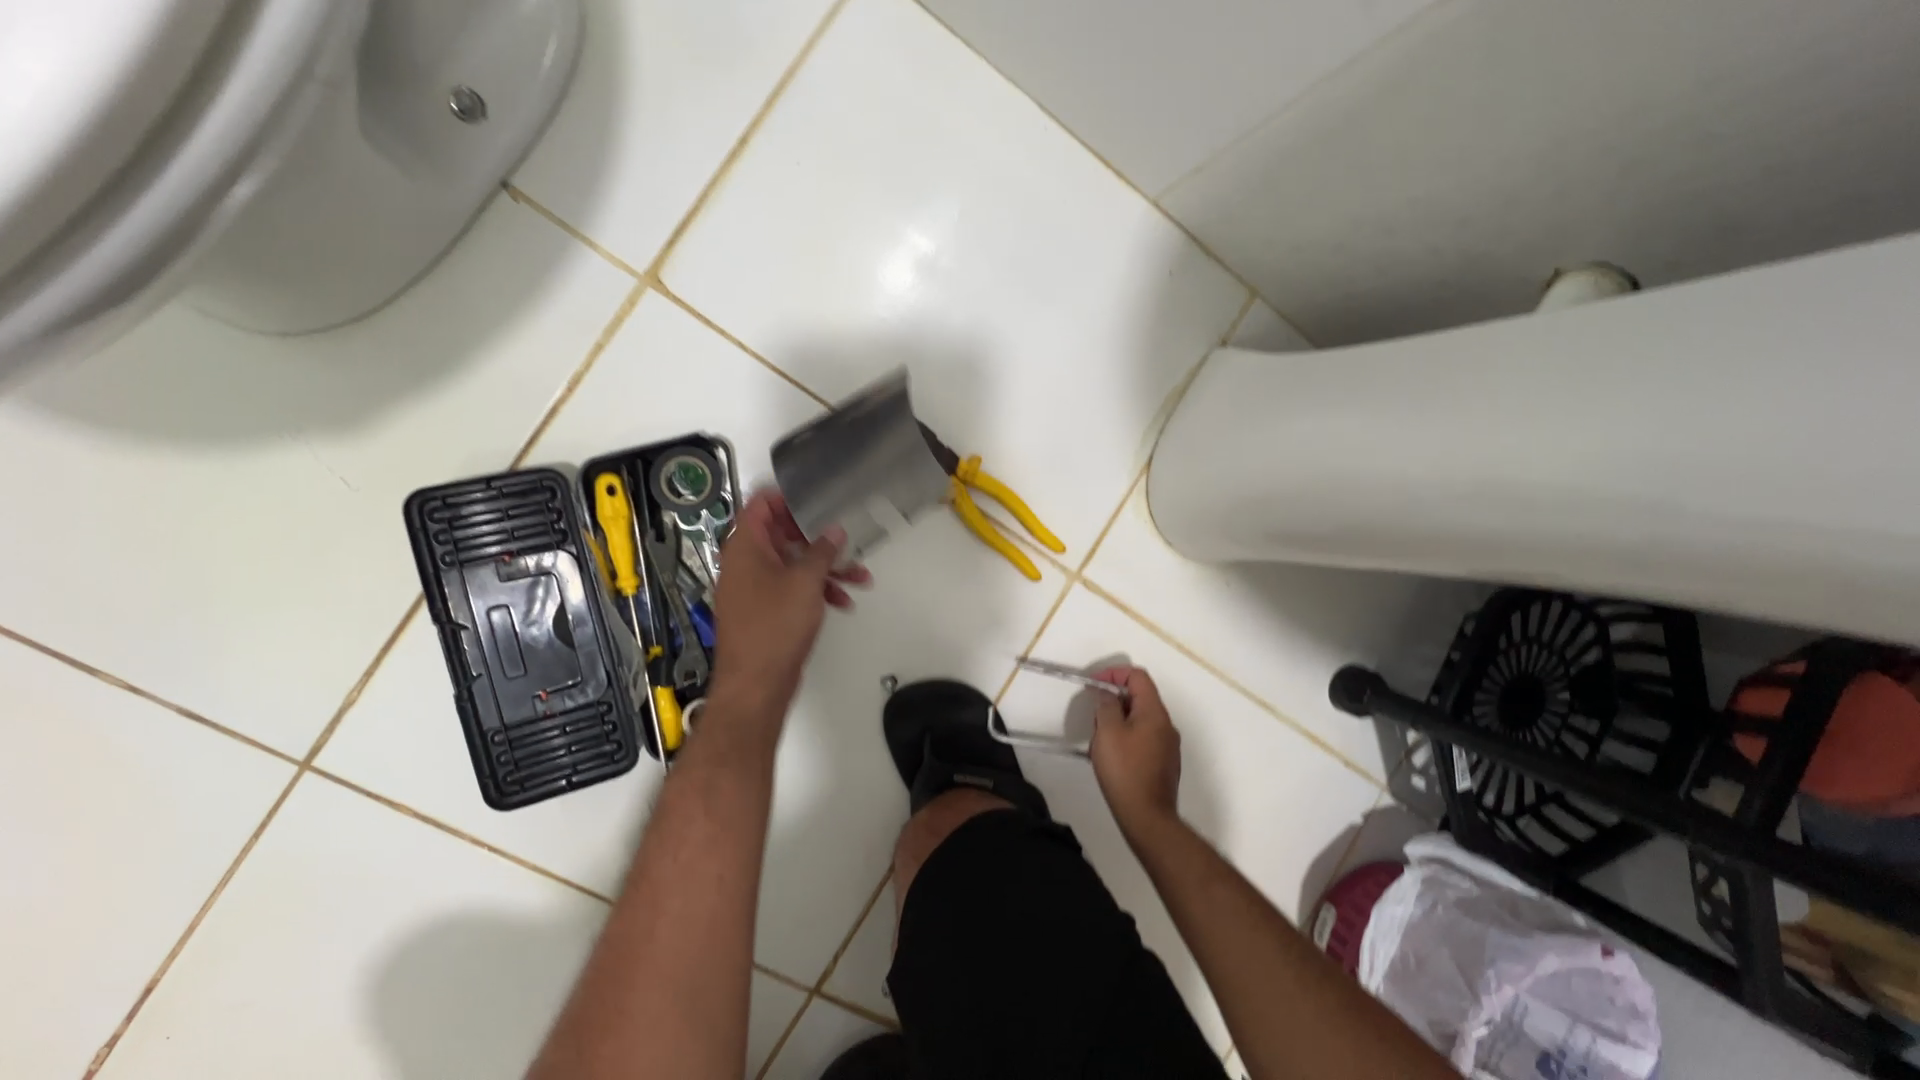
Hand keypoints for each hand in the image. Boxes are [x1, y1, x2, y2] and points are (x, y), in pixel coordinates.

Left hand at [709, 491, 868, 714]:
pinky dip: (816, 591)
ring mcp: (754, 588)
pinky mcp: (764, 611)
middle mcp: (745, 563)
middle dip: (818, 538)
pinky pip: (791, 589)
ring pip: (792, 565)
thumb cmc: (776, 624)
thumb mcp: (805, 581)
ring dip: (825, 568)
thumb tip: (833, 530)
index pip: (761, 505)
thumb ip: (822, 551)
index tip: (819, 498)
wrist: (756, 684)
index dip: (788, 497)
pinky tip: (843, 602)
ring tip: (861, 577)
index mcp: (745, 546)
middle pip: (781, 535)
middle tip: (846, 538)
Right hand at [1089, 667, 1181, 835]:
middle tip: (1094, 717)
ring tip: (1100, 740)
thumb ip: (1106, 706)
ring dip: (1119, 721)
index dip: (1114, 674)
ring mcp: (1168, 746)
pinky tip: (1113, 757)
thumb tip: (1107, 695)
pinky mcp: (1164, 763)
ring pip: (1141, 720)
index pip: (1138, 676)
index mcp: (1155, 712)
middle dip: (1114, 700)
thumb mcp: (1107, 732)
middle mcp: (1166, 725)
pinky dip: (1127, 737)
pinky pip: (1144, 738)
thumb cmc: (1125, 770)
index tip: (1093, 685)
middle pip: (1140, 698)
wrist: (1147, 816)